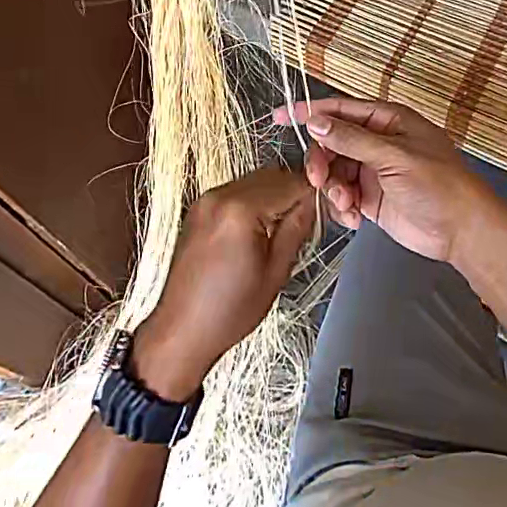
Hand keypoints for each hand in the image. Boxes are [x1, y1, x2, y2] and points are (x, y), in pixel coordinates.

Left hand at [133, 168, 315, 399]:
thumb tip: (313, 203)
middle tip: (306, 220)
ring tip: (282, 228)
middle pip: (273, 175)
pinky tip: (259, 229)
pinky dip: (253, 201)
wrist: (182, 331)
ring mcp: (206, 201)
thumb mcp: (276, 270)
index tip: (325, 207)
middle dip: (293, 193)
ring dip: (274, 195)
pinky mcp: (199, 210)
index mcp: (240, 210)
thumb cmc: (227, 310)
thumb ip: (297, 228)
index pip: (291, 183)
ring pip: (255, 180)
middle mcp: (220, 197)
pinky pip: (236, 191)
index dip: (312, 194)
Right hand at [272, 97, 505, 265]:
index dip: (310, 112)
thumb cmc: (439, 183)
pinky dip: (341, 207)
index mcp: (388, 121)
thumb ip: (353, 140)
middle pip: (332, 143)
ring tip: (346, 205)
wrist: (461, 229)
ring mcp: (373, 170)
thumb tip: (317, 122)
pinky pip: (343, 196)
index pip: (341, 110)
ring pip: (334, 172)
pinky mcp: (371, 197)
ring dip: (332, 189)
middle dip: (321, 161)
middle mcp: (378, 142)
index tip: (281, 117)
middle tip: (319, 180)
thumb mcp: (394, 157)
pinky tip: (354, 219)